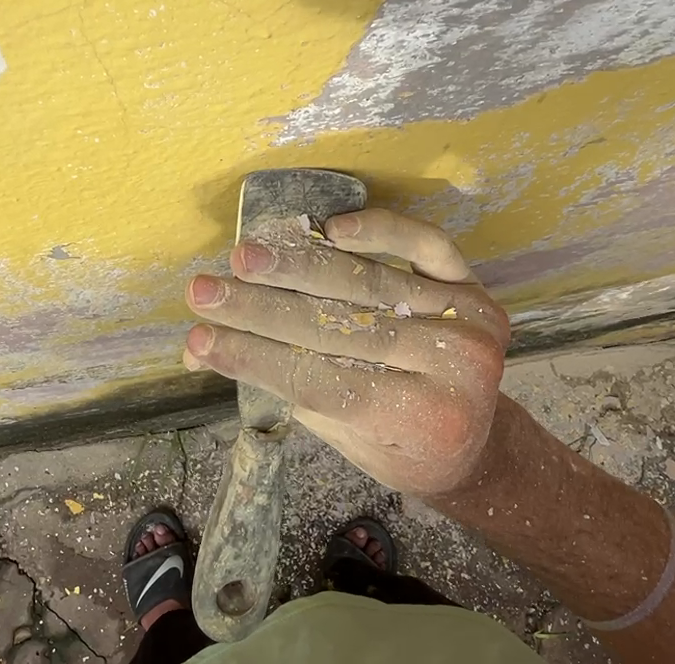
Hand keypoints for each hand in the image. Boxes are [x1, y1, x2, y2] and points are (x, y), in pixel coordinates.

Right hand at [182, 208, 510, 496]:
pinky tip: (330, 227)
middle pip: (338, 327)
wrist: (480, 445)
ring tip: (243, 257)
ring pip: (370, 282)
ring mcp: (467, 322)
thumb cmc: (400, 447)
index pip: (317, 380)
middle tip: (203, 291)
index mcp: (417, 421)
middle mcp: (450, 369)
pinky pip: (425, 244)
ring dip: (298, 266)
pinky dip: (380, 229)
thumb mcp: (342, 438)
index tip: (198, 336)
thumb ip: (278, 389)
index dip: (253, 358)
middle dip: (261, 308)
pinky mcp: (474, 286)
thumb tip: (194, 351)